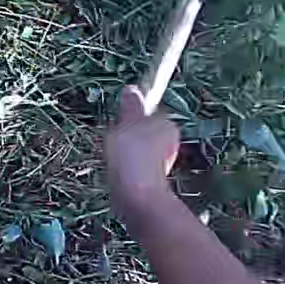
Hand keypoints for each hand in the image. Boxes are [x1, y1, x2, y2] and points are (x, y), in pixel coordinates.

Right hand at [105, 86, 178, 210]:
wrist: (137, 194)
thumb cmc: (133, 153)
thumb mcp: (127, 123)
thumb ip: (131, 107)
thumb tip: (132, 89)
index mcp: (168, 125)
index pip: (148, 114)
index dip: (130, 118)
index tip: (119, 125)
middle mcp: (170, 142)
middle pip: (143, 131)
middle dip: (128, 135)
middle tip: (115, 141)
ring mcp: (162, 162)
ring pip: (138, 150)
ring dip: (126, 152)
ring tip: (115, 158)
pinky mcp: (152, 179)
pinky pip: (135, 166)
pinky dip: (126, 167)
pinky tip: (119, 172)